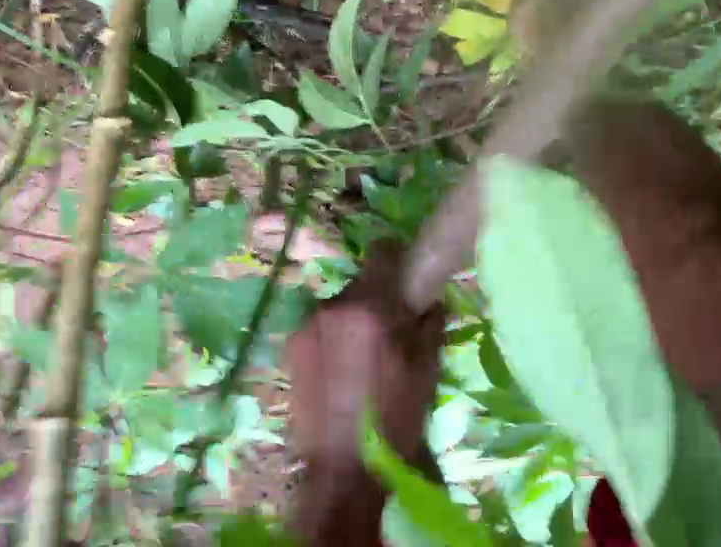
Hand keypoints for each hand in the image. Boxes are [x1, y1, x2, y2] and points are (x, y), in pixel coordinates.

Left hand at [284, 247, 444, 541]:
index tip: (405, 276)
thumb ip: (429, 320)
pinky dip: (333, 339)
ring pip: (339, 306)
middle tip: (390, 329)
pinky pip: (320, 328)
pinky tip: (341, 372)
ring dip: (353, 319)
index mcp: (371, 305)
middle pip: (361, 282)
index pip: (382, 250)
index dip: (396, 257)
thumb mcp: (427, 367)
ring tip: (363, 358)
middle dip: (376, 297)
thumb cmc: (396, 417)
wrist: (343, 470)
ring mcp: (307, 326)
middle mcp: (334, 306)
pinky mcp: (291, 348)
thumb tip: (429, 296)